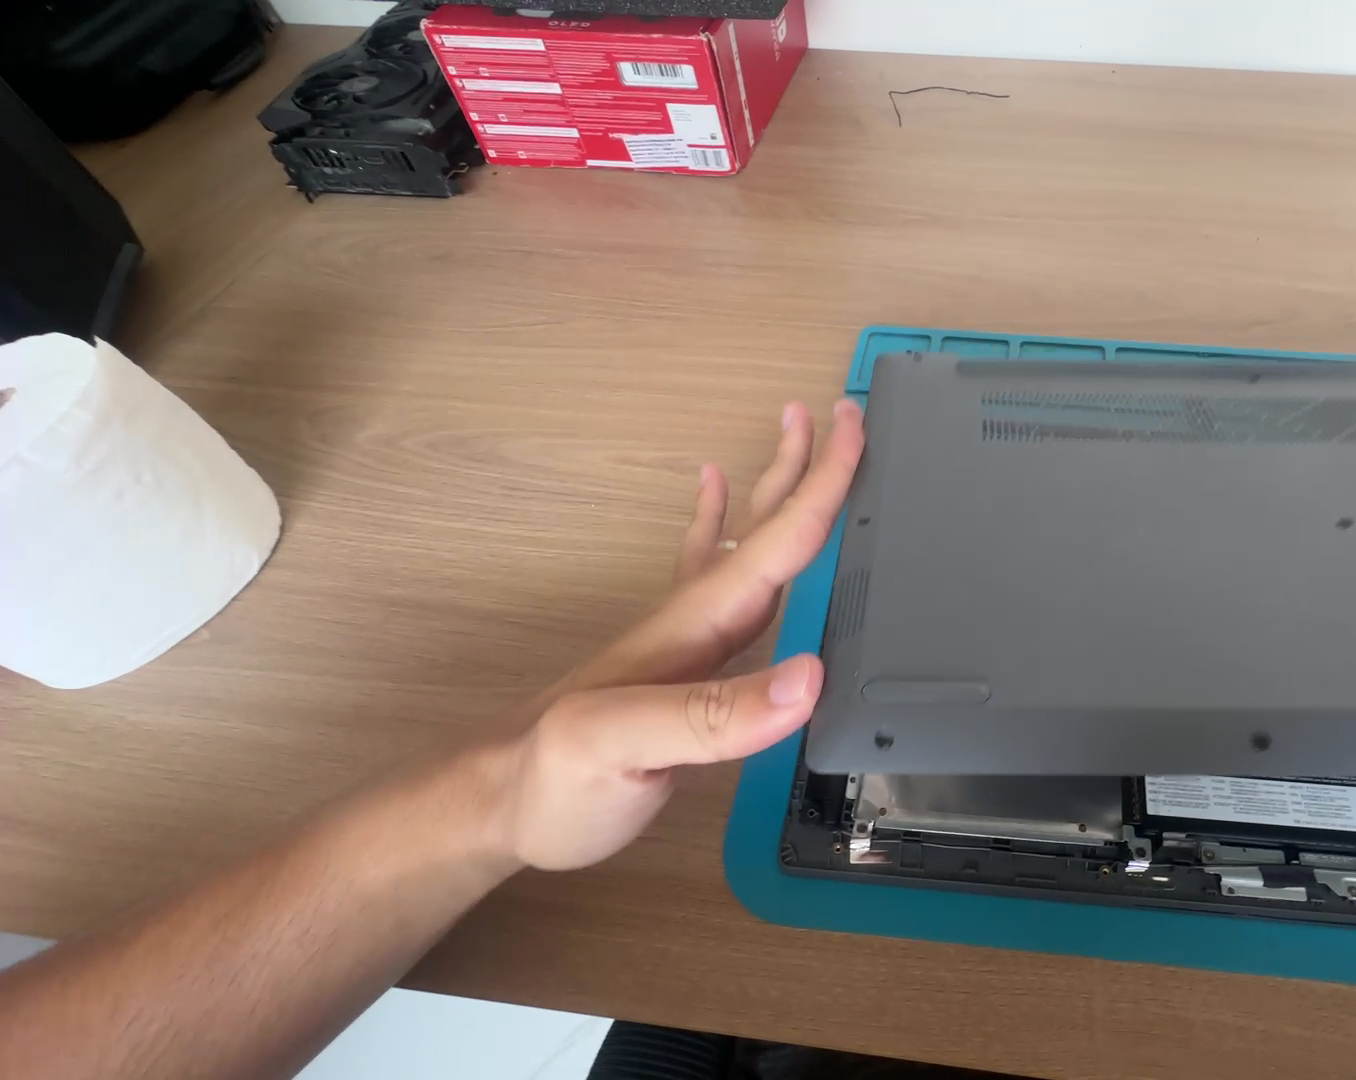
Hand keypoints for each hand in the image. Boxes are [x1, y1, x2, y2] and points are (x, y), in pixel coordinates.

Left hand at [491, 400, 864, 870]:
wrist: (499, 799)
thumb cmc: (556, 777)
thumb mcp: (628, 746)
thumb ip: (719, 713)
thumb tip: (812, 675)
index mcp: (698, 621)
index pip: (776, 540)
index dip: (822, 482)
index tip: (853, 427)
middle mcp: (699, 613)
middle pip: (764, 525)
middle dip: (806, 465)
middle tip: (839, 413)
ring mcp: (688, 631)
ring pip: (744, 541)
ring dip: (774, 485)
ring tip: (794, 433)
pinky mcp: (682, 655)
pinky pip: (708, 573)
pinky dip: (716, 524)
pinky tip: (712, 492)